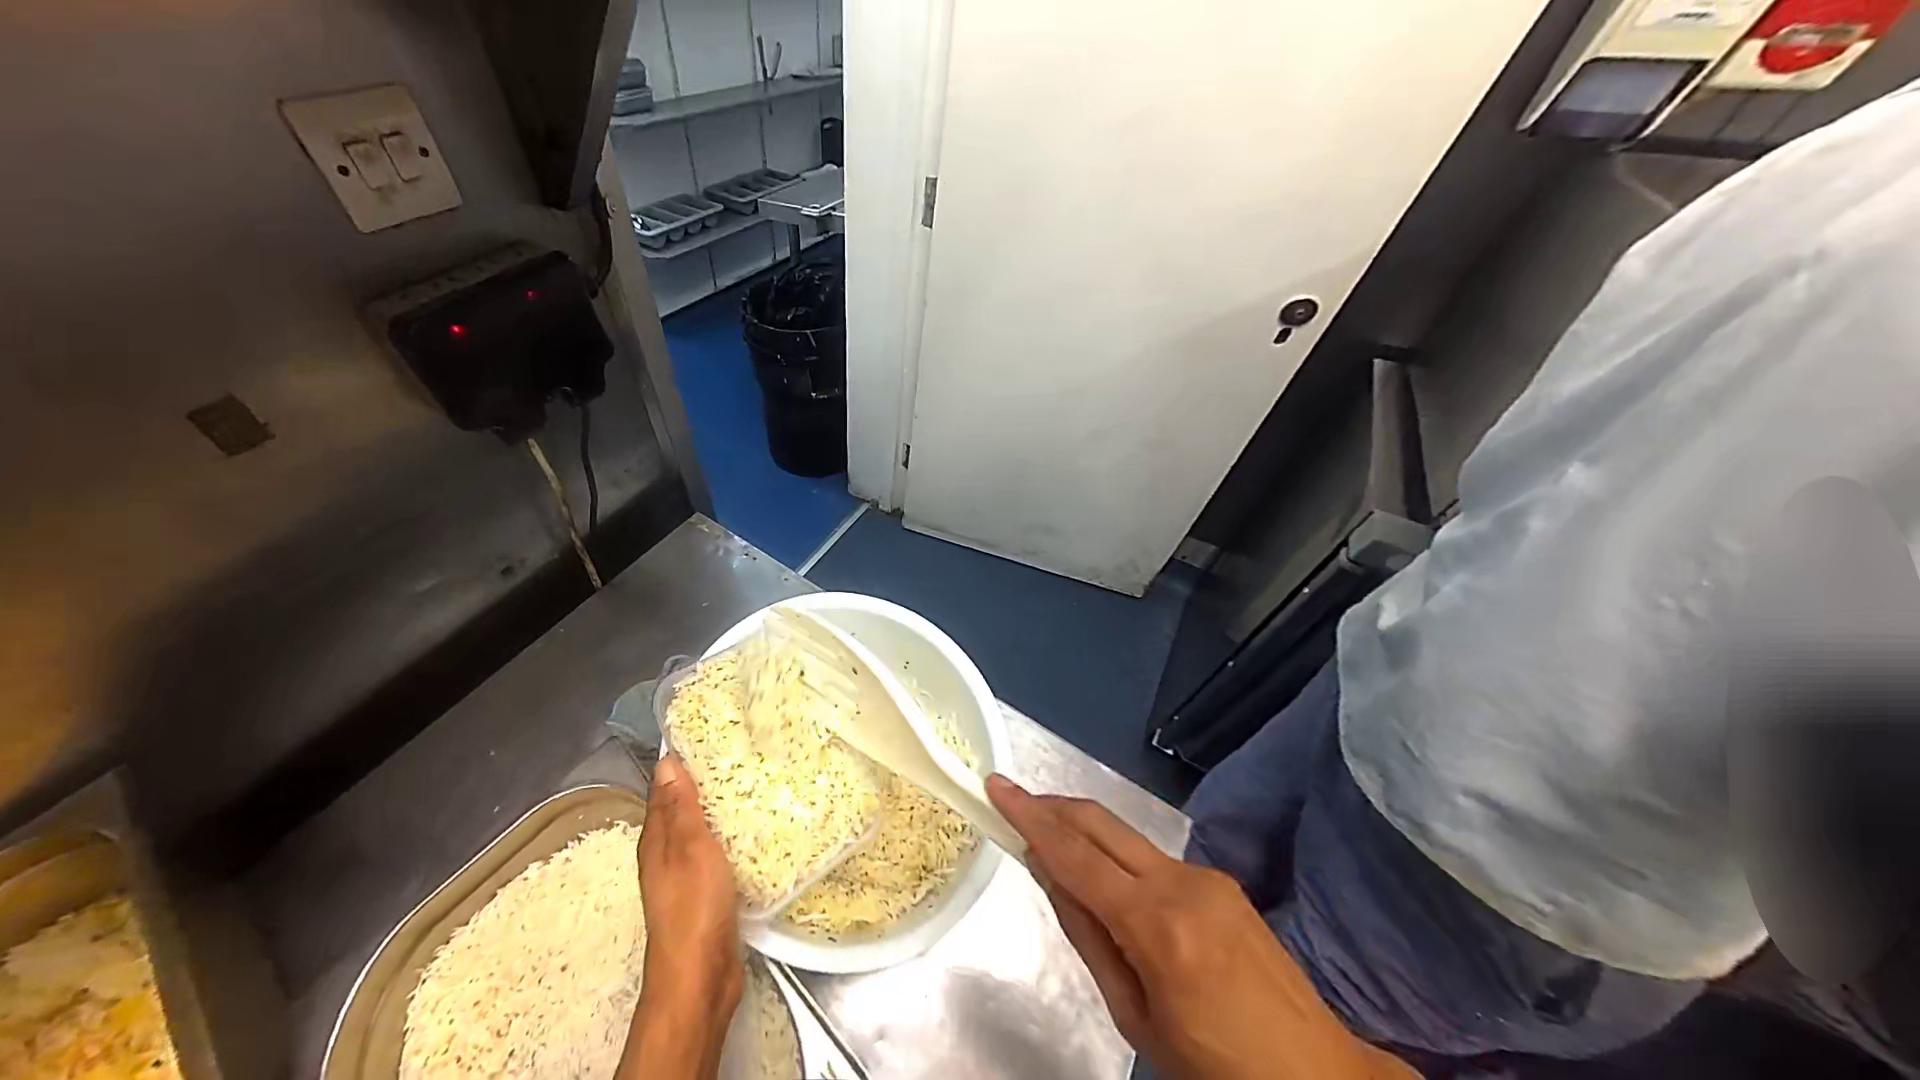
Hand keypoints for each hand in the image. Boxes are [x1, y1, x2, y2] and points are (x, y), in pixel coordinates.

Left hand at [618, 754, 743, 1079]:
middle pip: (686, 809)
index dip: (684, 762)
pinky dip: (735, 836)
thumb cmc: (693, 907)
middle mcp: (668, 855)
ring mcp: (690, 876)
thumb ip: (680, 808)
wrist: (701, 976)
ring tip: (758, 781)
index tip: (713, 735)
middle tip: (745, 752)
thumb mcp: (689, 848)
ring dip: (724, 809)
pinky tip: (759, 829)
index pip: (666, 790)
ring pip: (706, 830)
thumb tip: (667, 761)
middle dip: (709, 782)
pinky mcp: (711, 892)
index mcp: (657, 841)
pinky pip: (722, 853)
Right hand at [987, 775, 1413, 1079]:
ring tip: (1049, 840)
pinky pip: (1152, 858)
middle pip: (1101, 823)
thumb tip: (1051, 874)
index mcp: (1157, 926)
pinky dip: (1116, 856)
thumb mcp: (1135, 1017)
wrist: (1316, 1073)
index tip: (998, 787)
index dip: (1031, 819)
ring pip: (1126, 837)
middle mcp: (1182, 883)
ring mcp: (1206, 875)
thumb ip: (1089, 937)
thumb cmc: (1214, 1066)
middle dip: (1052, 806)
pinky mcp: (1220, 880)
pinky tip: (1106, 880)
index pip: (1076, 857)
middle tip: (1012, 798)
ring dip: (1083, 830)